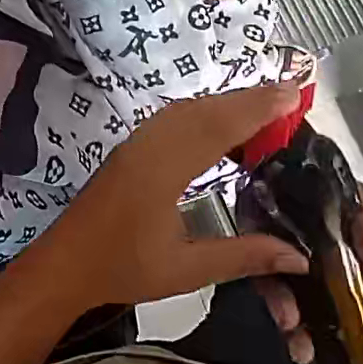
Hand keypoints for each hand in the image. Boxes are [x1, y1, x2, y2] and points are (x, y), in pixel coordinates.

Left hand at [12, 85, 309, 312]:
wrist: (65, 262)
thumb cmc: (121, 268)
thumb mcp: (184, 269)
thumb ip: (242, 257)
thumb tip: (298, 256)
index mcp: (162, 170)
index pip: (217, 129)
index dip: (256, 109)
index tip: (292, 94)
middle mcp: (148, 146)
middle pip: (203, 110)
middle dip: (247, 99)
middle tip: (289, 95)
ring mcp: (136, 143)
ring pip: (186, 110)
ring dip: (225, 104)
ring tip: (264, 108)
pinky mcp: (130, 148)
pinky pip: (172, 119)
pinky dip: (203, 114)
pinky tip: (221, 126)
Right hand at [255, 189, 362, 363]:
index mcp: (362, 212)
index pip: (318, 189)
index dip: (290, 198)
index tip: (271, 222)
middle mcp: (335, 231)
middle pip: (286, 225)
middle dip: (275, 258)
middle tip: (283, 292)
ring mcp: (319, 262)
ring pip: (279, 261)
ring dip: (279, 295)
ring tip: (293, 326)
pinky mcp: (311, 293)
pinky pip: (286, 296)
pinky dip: (287, 320)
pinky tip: (301, 344)